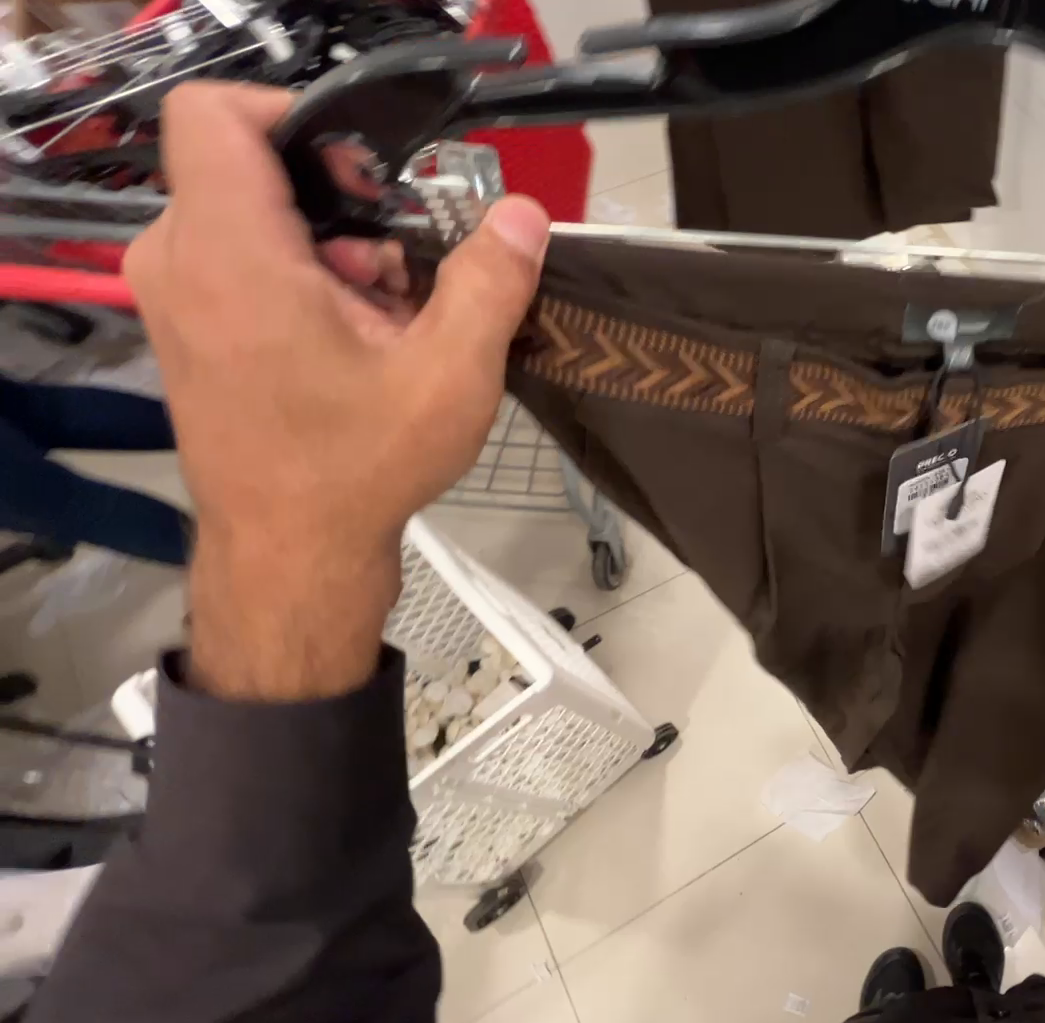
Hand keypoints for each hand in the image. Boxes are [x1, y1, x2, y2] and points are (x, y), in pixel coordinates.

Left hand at [126, 82, 550, 698]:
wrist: (295, 547)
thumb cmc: (366, 461)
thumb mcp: (453, 373)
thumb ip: (491, 284)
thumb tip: (525, 215)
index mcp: (235, 255)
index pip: (221, 116)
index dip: (303, 118)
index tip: (380, 173)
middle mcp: (184, 262)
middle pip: (264, 179)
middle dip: (353, 212)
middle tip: (418, 278)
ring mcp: (182, 299)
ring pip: (263, 228)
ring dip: (344, 257)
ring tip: (401, 325)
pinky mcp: (197, 331)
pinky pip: (252, 269)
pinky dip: (316, 285)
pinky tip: (368, 346)